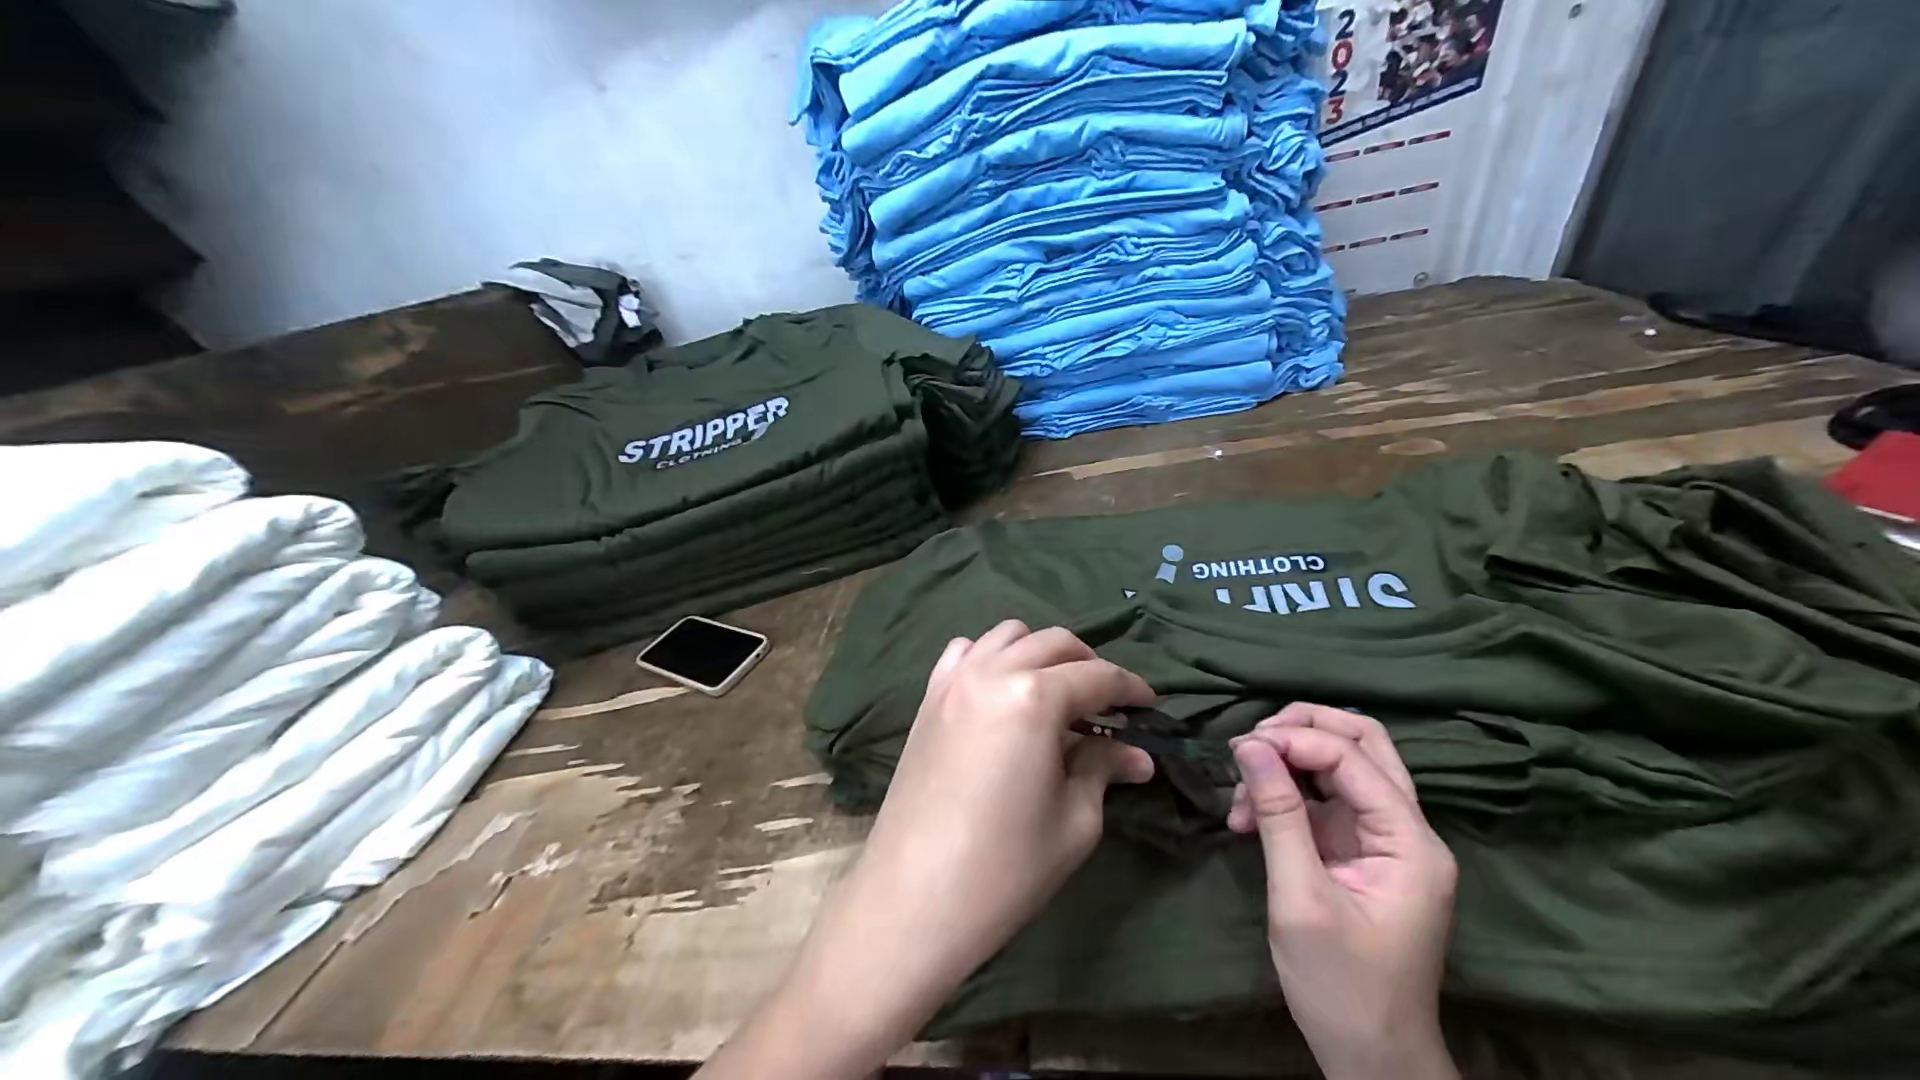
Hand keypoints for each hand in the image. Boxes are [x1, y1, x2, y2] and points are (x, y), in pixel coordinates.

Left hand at [698, 621, 1154, 1079]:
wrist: (914, 897)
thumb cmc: (1006, 867)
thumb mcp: (1074, 819)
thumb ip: (1104, 768)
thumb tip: (1138, 755)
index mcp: (1034, 696)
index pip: (1098, 676)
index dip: (1132, 689)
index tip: (1150, 708)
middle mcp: (992, 672)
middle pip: (1055, 643)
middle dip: (1090, 666)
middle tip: (1109, 707)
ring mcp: (953, 680)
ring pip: (1008, 636)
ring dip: (1042, 655)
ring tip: (1058, 696)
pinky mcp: (928, 698)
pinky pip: (964, 653)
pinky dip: (992, 657)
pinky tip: (1002, 693)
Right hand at [1228, 704, 1458, 1079]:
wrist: (1372, 1057)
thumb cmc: (1341, 987)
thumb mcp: (1301, 899)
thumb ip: (1278, 816)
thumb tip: (1248, 746)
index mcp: (1410, 843)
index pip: (1353, 758)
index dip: (1294, 740)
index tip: (1238, 749)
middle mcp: (1406, 830)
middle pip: (1362, 743)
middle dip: (1302, 729)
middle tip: (1249, 743)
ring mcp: (1383, 839)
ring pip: (1341, 763)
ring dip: (1287, 762)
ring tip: (1240, 795)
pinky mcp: (1357, 851)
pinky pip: (1322, 798)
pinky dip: (1284, 793)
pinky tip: (1248, 817)